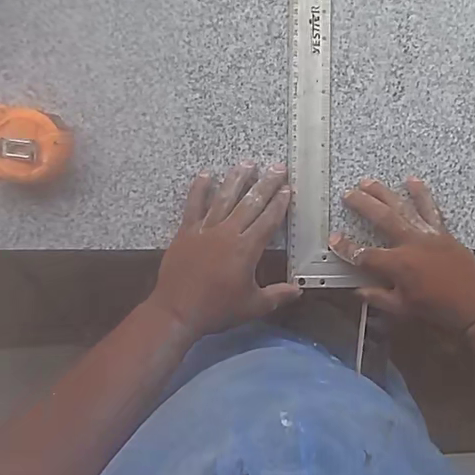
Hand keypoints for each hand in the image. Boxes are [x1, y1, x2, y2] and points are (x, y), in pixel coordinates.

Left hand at [147, 163, 299, 336]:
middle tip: (277, 168)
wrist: (176, 312)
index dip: (280, 203)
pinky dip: (199, 189)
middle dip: (266, 184)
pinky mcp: (186, 232)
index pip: (268, 220)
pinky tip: (205, 175)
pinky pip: (194, 206)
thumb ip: (277, 295)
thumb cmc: (217, 309)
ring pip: (224, 198)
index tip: (287, 188)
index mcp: (247, 249)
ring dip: (237, 179)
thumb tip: (299, 290)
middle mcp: (228, 233)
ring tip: (247, 163)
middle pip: (251, 203)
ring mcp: (205, 230)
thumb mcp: (253, 306)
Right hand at [330, 177, 474, 333]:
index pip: (364, 255)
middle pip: (381, 218)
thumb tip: (359, 290)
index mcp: (397, 265)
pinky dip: (421, 194)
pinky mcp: (443, 232)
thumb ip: (378, 297)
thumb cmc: (439, 310)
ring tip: (369, 182)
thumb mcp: (403, 309)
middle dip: (362, 205)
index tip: (334, 238)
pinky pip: (430, 208)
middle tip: (348, 194)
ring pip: (402, 207)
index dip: (346, 247)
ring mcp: (428, 234)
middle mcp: (411, 243)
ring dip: (384, 193)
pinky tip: (412, 181)